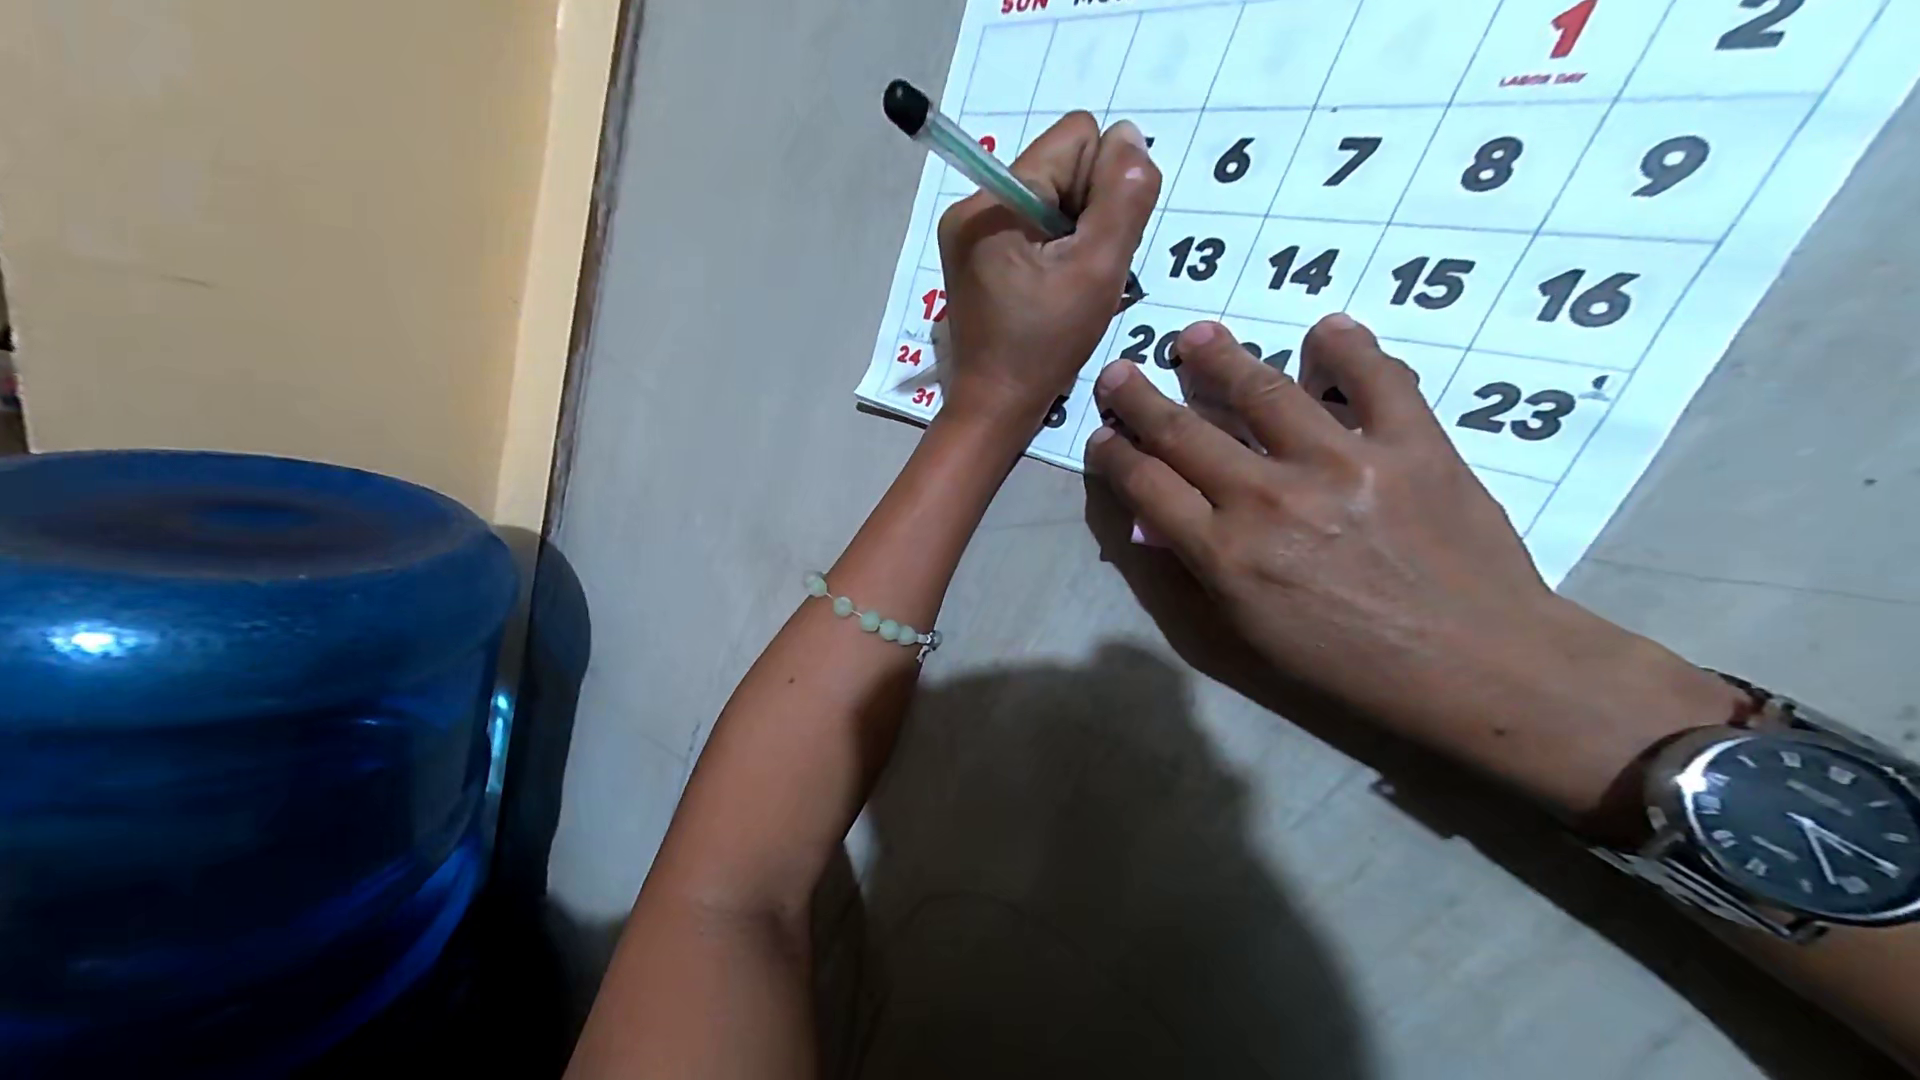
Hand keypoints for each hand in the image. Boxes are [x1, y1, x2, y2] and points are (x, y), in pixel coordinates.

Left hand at [935, 112, 1158, 431]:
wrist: (996, 404)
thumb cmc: (1045, 345)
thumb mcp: (1096, 271)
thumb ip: (1122, 197)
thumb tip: (1129, 136)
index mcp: (994, 200)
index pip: (1075, 138)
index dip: (1103, 185)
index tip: (1093, 245)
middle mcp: (973, 205)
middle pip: (1061, 167)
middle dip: (1088, 212)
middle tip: (1083, 271)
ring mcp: (969, 233)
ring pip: (1051, 199)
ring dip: (1075, 236)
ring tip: (1069, 285)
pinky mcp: (975, 257)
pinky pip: (1032, 227)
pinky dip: (1055, 252)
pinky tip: (1054, 289)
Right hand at [1084, 314, 1746, 822]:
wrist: (1474, 667)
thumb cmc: (1344, 663)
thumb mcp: (1244, 635)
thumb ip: (1193, 572)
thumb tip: (1156, 520)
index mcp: (1224, 553)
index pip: (1145, 485)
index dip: (1114, 454)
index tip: (1101, 435)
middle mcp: (1268, 499)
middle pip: (1183, 431)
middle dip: (1139, 398)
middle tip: (1119, 371)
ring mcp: (1341, 464)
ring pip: (1262, 391)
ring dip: (1218, 358)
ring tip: (1195, 335)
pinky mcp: (1411, 445)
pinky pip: (1376, 379)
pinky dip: (1349, 348)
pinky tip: (1325, 331)